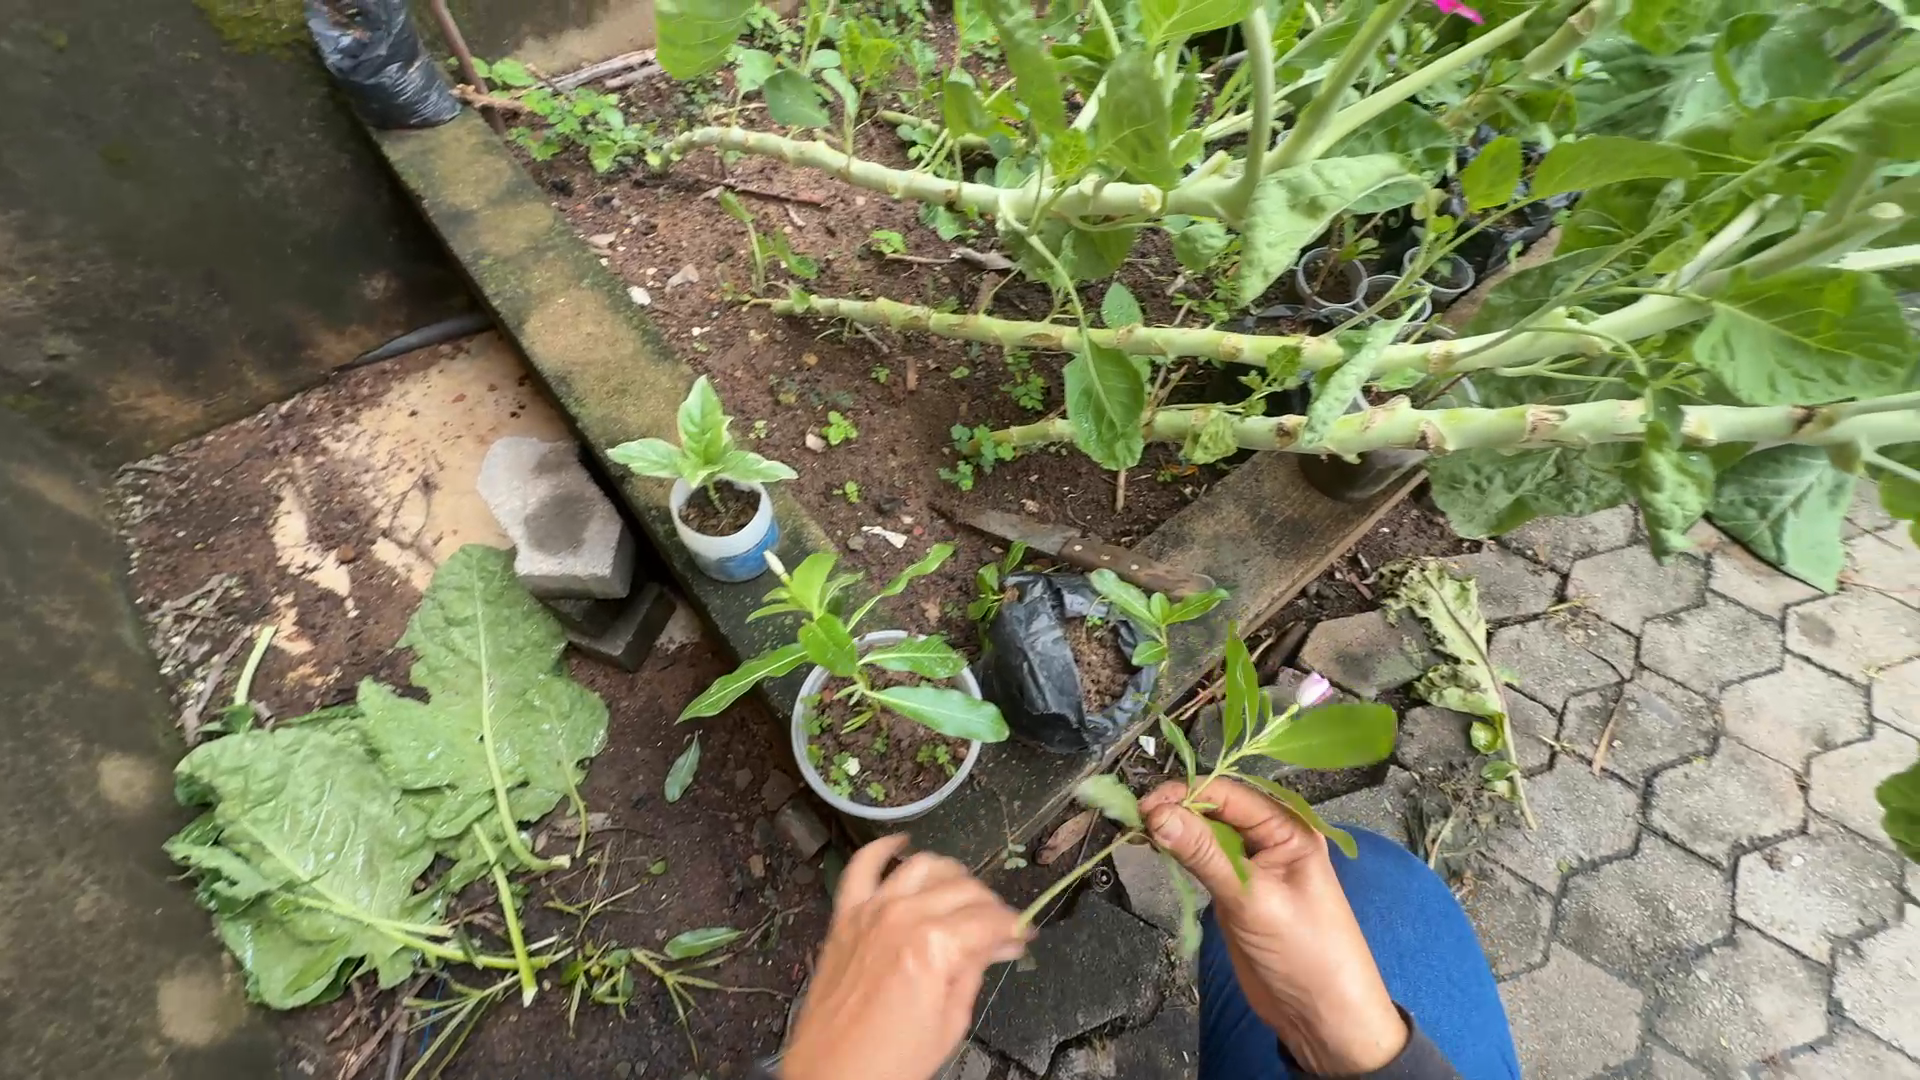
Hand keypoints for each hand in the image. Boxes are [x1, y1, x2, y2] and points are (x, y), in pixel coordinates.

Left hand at [781, 835, 1029, 1079]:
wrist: (831, 1078)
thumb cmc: (893, 1063)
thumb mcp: (950, 1023)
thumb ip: (975, 969)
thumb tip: (1002, 941)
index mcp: (934, 945)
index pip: (988, 919)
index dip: (1013, 925)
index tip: (1024, 933)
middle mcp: (904, 914)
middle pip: (962, 888)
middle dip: (989, 904)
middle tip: (999, 925)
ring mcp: (871, 908)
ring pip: (922, 867)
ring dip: (950, 874)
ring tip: (963, 892)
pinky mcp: (846, 913)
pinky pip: (862, 865)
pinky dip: (882, 848)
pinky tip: (902, 843)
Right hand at [1140, 779, 1406, 1075]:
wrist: (1324, 1023)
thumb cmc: (1305, 955)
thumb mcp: (1252, 899)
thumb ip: (1203, 854)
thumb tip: (1156, 814)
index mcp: (1287, 826)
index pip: (1226, 792)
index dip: (1183, 794)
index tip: (1144, 807)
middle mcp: (1269, 835)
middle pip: (1212, 807)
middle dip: (1174, 809)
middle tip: (1135, 821)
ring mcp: (1250, 859)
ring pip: (1204, 829)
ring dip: (1173, 828)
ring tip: (1139, 832)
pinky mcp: (1234, 884)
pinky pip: (1202, 854)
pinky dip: (1179, 850)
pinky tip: (1156, 848)